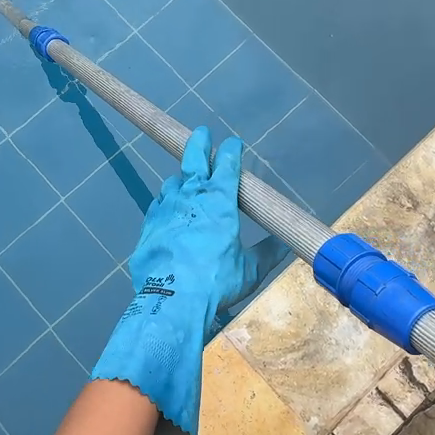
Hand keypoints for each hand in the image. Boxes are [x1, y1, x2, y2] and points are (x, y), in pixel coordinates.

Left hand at [92, 127, 284, 434]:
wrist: (172, 301)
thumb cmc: (218, 282)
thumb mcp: (251, 269)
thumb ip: (268, 252)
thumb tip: (286, 242)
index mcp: (219, 201)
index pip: (226, 165)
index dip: (230, 151)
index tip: (231, 143)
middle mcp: (190, 198)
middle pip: (192, 160)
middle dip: (198, 144)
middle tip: (201, 133)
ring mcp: (164, 210)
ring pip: (172, 184)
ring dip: (181, 179)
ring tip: (185, 179)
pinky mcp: (147, 228)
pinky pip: (157, 208)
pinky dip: (165, 205)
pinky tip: (167, 211)